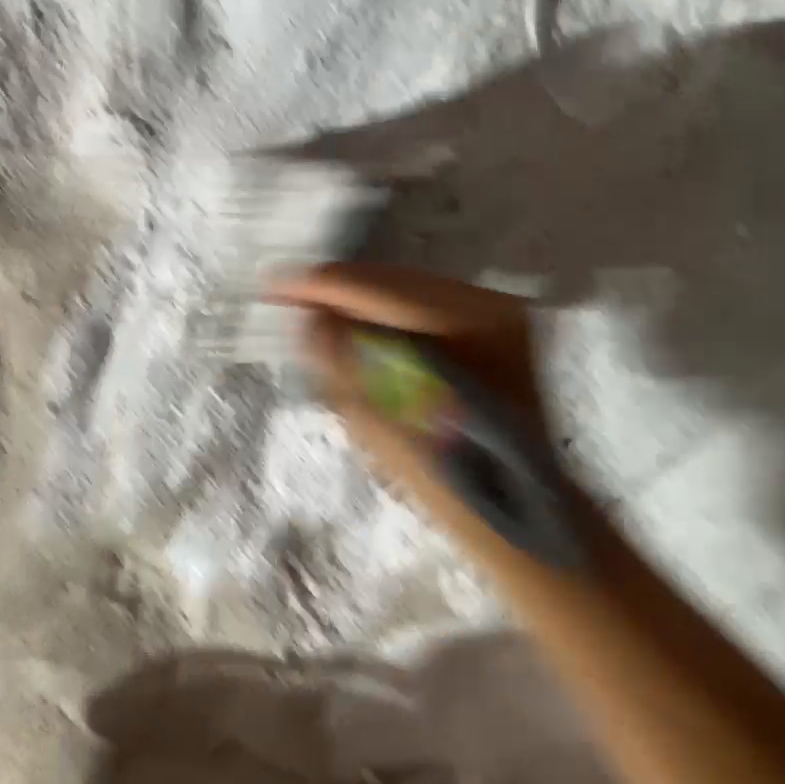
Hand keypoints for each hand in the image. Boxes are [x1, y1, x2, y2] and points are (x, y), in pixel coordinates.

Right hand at [263, 262, 556, 503]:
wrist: (515, 506)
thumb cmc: (439, 471)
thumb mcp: (372, 417)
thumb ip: (335, 356)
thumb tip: (308, 313)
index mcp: (456, 322)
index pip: (369, 287)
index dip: (313, 285)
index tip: (269, 287)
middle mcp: (483, 302)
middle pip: (387, 278)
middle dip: (334, 288)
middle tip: (286, 299)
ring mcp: (495, 310)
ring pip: (405, 286)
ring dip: (359, 298)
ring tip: (316, 312)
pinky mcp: (497, 326)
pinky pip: (425, 301)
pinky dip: (387, 309)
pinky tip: (360, 325)